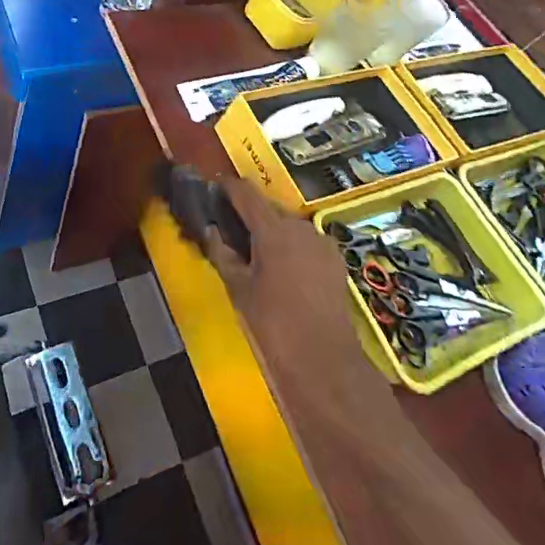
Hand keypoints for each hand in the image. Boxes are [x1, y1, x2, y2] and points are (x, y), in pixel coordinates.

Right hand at [201, 176, 358, 352]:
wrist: (323, 358)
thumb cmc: (273, 322)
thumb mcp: (238, 288)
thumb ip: (222, 254)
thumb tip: (211, 231)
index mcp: (274, 230)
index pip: (246, 193)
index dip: (227, 187)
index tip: (212, 188)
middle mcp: (301, 227)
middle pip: (268, 207)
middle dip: (247, 212)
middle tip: (226, 227)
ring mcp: (322, 242)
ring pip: (288, 224)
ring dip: (268, 229)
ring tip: (251, 250)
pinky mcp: (334, 260)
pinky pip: (304, 242)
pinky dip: (288, 245)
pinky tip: (278, 267)